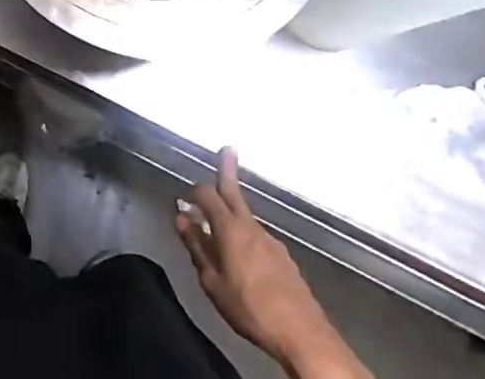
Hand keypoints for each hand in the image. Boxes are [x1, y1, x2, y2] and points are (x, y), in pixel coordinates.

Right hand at [176, 148, 368, 378]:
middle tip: (227, 149)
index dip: (193, 191)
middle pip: (234, 191)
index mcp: (229, 229)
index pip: (207, 195)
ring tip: (220, 227)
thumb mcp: (212, 281)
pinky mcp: (284, 258)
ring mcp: (271, 241)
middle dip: (228, 169)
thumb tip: (181, 218)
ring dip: (232, 211)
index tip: (183, 195)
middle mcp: (251, 227)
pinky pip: (257, 237)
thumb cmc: (249, 308)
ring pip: (245, 217)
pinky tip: (243, 258)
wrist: (302, 335)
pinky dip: (245, 235)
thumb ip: (196, 246)